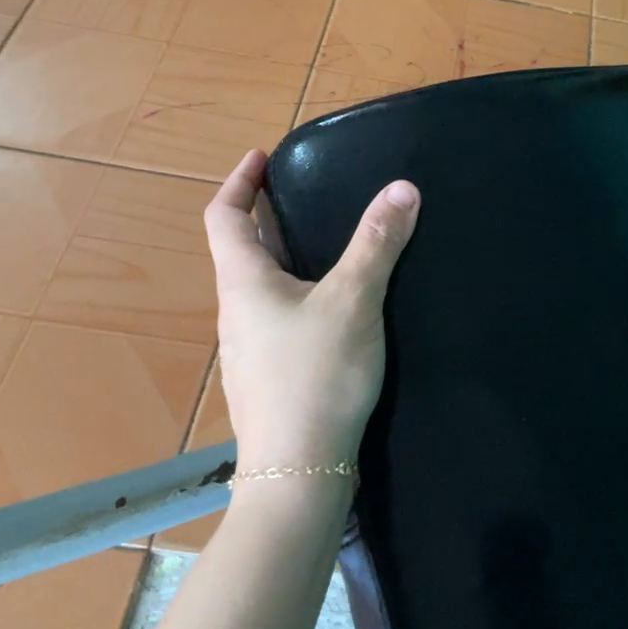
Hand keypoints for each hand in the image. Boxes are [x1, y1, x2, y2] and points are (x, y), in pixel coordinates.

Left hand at [204, 149, 421, 471]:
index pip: (224, 216)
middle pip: (240, 250)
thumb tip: (402, 188)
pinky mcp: (267, 376)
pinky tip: (327, 307)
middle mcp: (236, 311)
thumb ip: (377, 243)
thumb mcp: (354, 301)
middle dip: (265, 215)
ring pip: (258, 287)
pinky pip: (274, 317)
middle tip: (300, 192)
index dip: (240, 182)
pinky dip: (293, 292)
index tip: (261, 158)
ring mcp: (247, 348)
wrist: (298, 471)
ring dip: (279, 256)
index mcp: (244, 282)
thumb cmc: (316, 376)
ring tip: (319, 243)